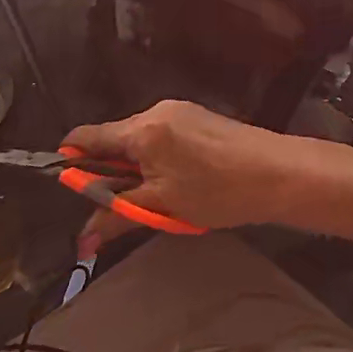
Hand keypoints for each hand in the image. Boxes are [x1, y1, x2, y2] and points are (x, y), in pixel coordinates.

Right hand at [62, 100, 303, 251]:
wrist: (282, 174)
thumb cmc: (217, 192)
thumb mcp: (162, 207)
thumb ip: (116, 216)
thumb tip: (83, 241)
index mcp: (139, 130)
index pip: (86, 136)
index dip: (71, 160)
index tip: (70, 184)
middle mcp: (153, 111)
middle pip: (113, 138)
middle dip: (109, 169)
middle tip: (120, 201)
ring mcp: (178, 110)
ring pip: (138, 139)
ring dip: (134, 165)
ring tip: (155, 195)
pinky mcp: (197, 116)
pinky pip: (160, 135)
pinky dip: (155, 157)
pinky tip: (177, 179)